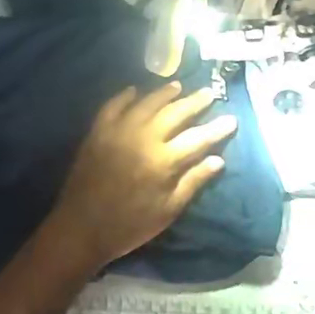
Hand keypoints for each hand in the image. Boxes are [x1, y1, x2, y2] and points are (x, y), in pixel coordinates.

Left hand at [47, 82, 236, 266]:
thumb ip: (193, 182)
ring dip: (163, 94)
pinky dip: (124, 96)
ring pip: (145, 104)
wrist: (81, 227)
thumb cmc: (129, 225)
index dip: (217, 128)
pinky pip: (112, 106)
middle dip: (194, 102)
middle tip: (209, 93)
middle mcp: (143, 138)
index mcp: (164, 160)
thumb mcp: (168, 210)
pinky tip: (134, 90)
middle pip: (174, 113)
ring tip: (178, 86)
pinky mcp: (97, 132)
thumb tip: (218, 160)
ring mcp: (118, 131)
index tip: (232, 119)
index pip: (198, 138)